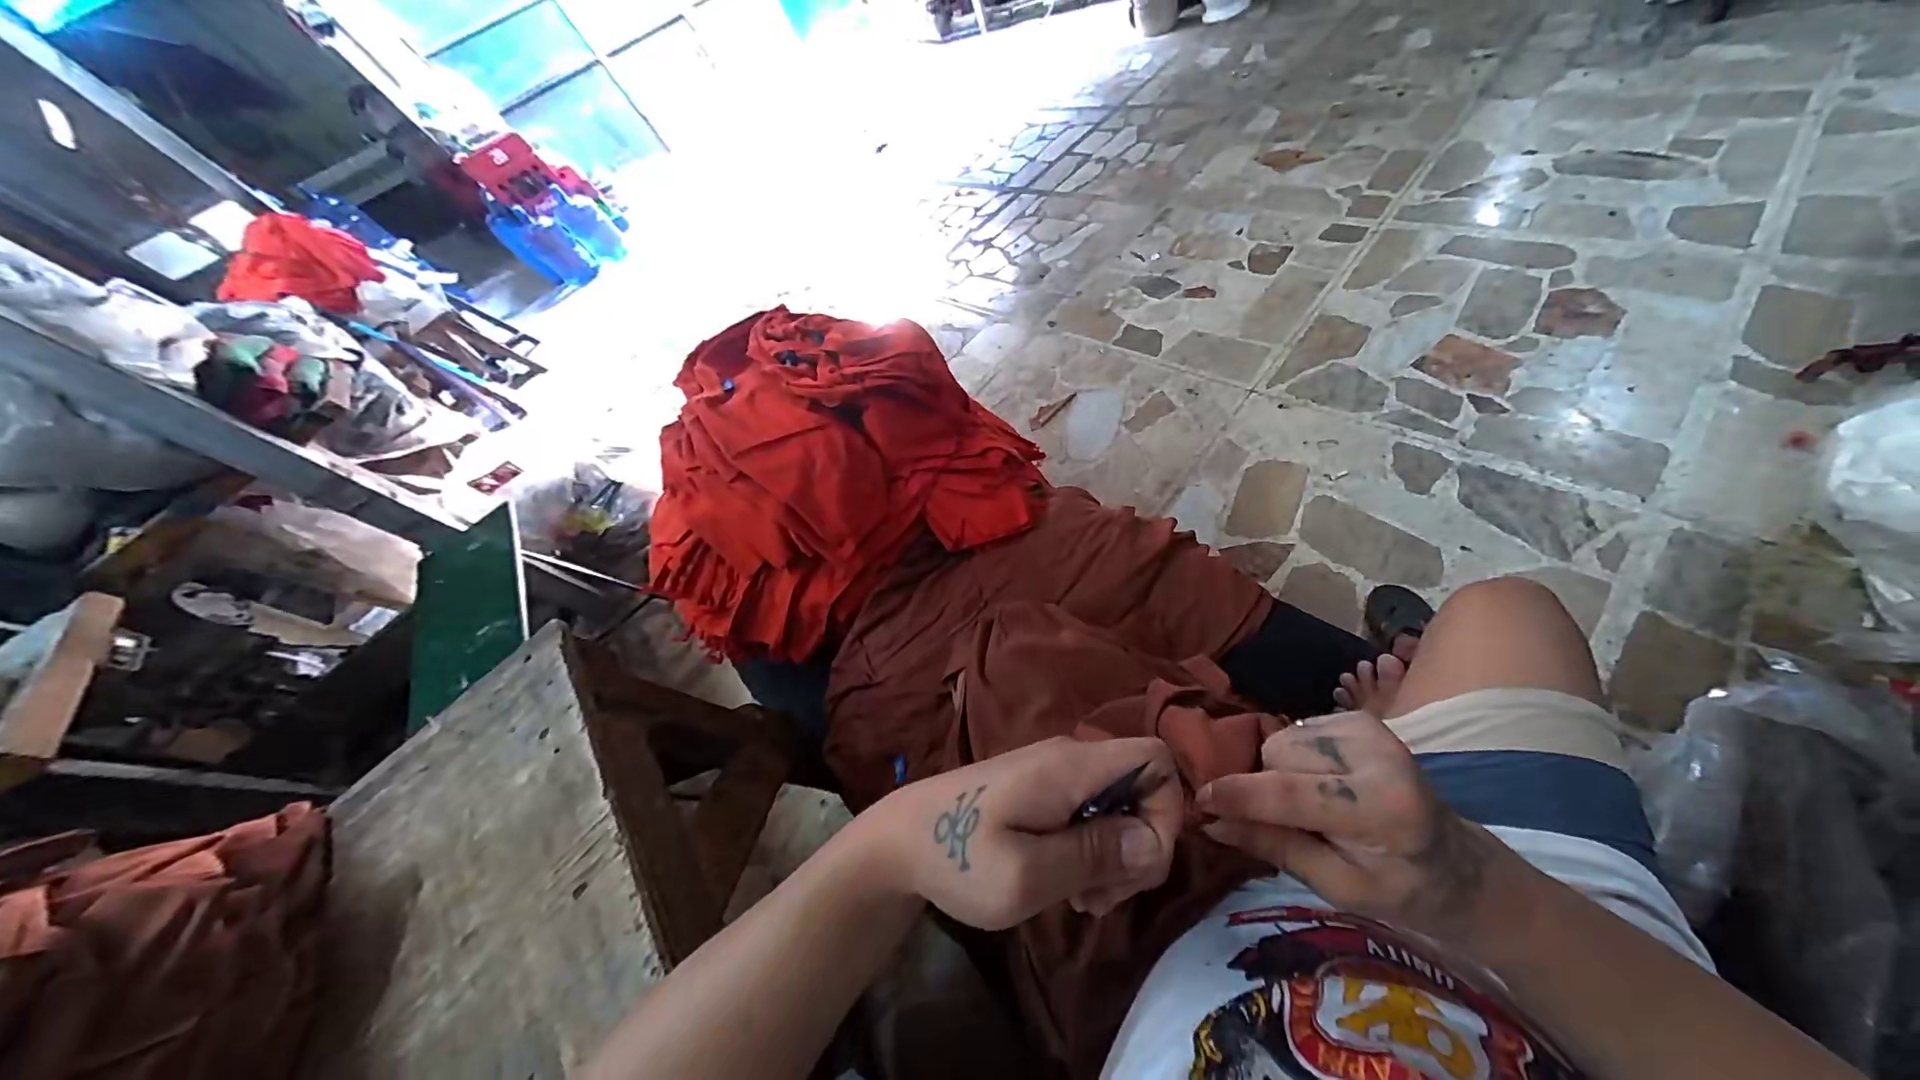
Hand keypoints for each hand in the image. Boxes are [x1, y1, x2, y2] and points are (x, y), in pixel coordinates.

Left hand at [858, 736, 1181, 929]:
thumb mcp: (1026, 874)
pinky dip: (1093, 853)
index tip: (1134, 866)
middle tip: (1099, 896)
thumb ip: (1093, 855)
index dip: (1166, 811)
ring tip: (1079, 899)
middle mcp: (1070, 759)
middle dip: (1138, 849)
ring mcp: (1056, 773)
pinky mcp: (1044, 792)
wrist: (901, 841)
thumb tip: (1154, 842)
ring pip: (1120, 808)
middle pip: (1143, 789)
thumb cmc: (957, 858)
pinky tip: (1067, 885)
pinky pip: (1092, 815)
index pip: (1156, 758)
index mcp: (1071, 766)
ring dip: (1114, 859)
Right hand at [1197, 711, 1501, 942]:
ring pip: (1282, 739)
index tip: (1201, 801)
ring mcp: (1370, 728)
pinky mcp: (1361, 718)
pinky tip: (1323, 780)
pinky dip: (1295, 756)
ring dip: (1279, 770)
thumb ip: (1274, 846)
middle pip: (1277, 754)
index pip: (1289, 793)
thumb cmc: (1400, 888)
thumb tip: (1211, 822)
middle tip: (1290, 820)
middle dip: (1266, 785)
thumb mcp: (1338, 887)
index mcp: (1381, 807)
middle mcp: (1377, 754)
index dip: (1237, 795)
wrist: (1458, 863)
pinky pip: (1296, 730)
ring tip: (1312, 802)